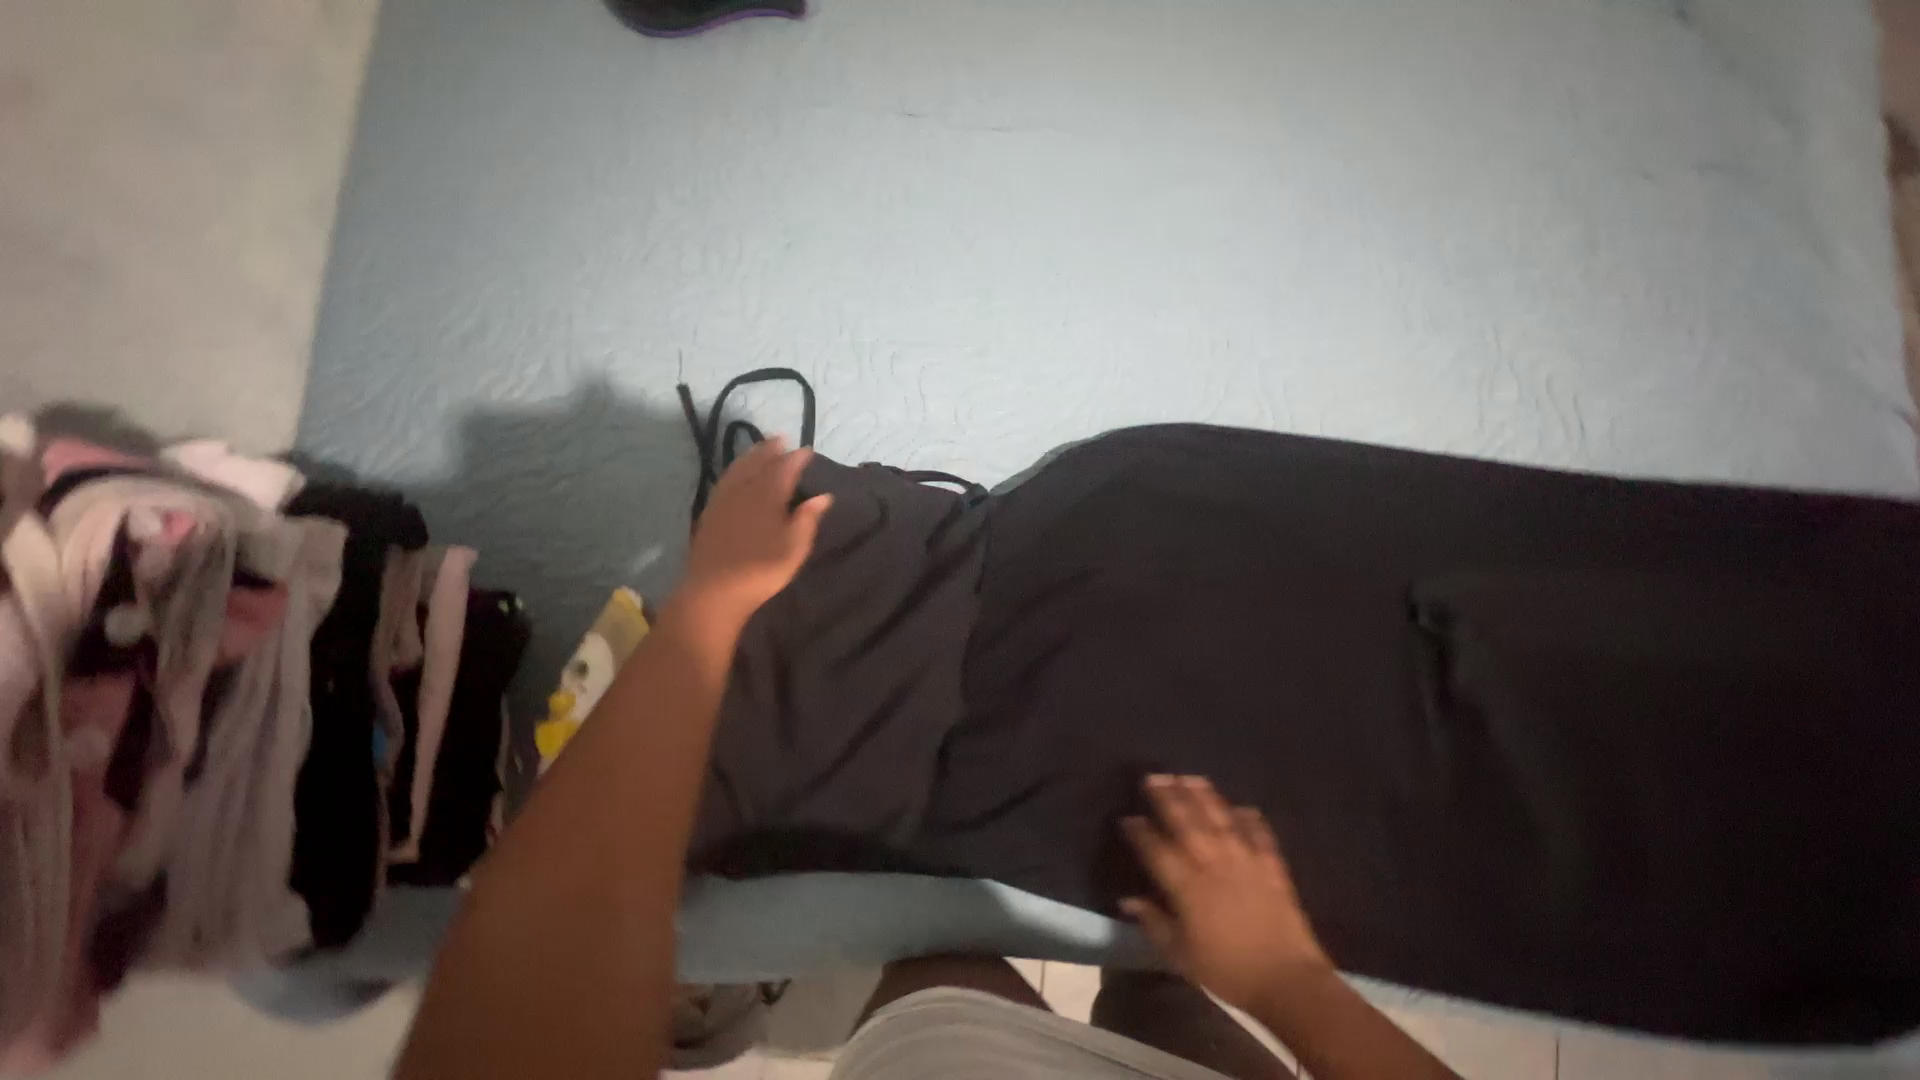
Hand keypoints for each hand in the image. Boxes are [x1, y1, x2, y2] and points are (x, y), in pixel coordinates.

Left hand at [676, 437, 831, 627]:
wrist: (714, 590)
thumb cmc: (762, 570)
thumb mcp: (794, 547)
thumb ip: (807, 519)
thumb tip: (823, 496)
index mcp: (768, 495)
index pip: (785, 468)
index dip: (797, 458)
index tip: (807, 451)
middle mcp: (745, 490)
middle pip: (759, 462)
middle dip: (771, 449)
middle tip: (782, 439)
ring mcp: (724, 499)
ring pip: (738, 468)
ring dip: (751, 455)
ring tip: (760, 448)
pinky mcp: (710, 511)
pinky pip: (725, 480)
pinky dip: (735, 470)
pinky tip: (736, 473)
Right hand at [1121, 775, 1331, 1013]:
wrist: (1288, 981)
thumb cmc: (1228, 971)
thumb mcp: (1182, 956)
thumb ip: (1155, 923)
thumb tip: (1128, 900)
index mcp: (1187, 886)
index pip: (1157, 849)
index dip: (1140, 832)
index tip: (1128, 816)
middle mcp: (1213, 864)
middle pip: (1186, 822)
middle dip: (1168, 798)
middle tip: (1154, 777)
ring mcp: (1245, 861)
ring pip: (1220, 820)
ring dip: (1204, 796)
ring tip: (1189, 777)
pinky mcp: (1272, 867)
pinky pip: (1259, 835)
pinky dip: (1250, 819)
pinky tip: (1242, 807)